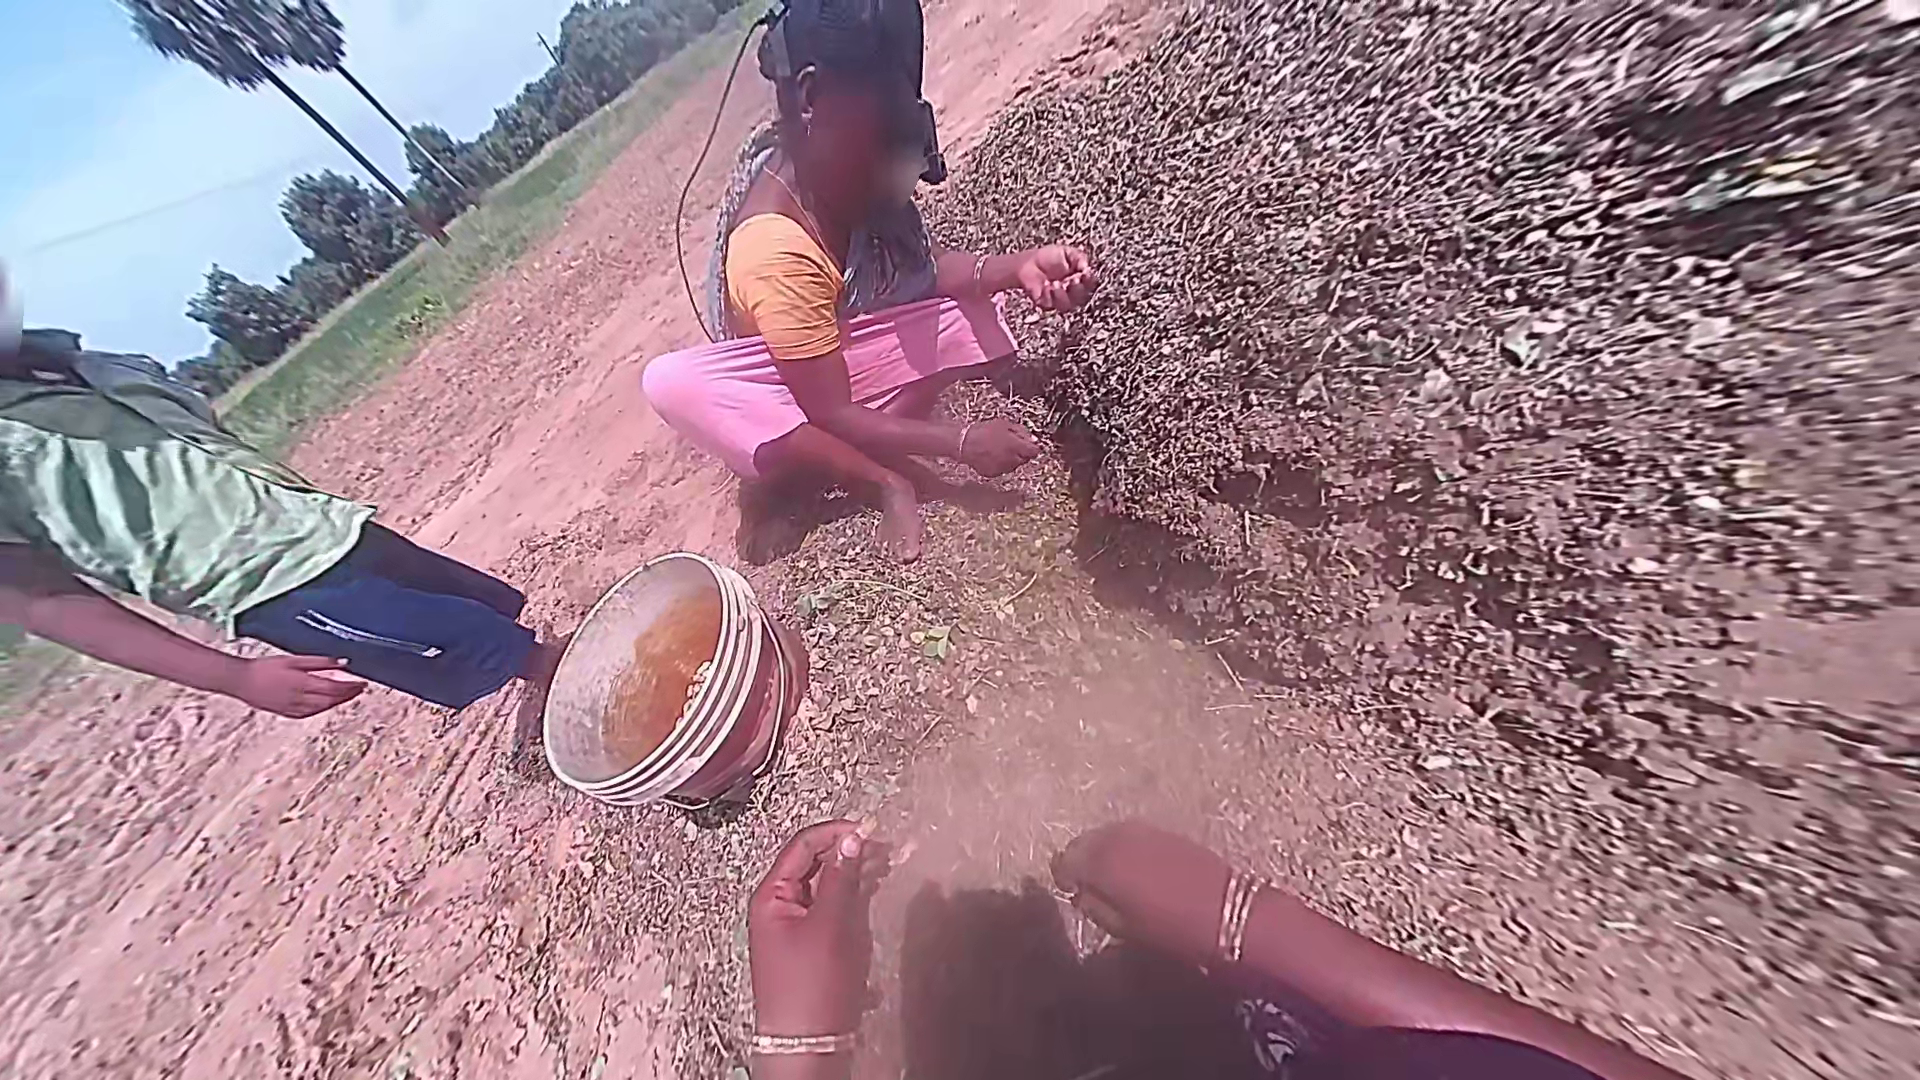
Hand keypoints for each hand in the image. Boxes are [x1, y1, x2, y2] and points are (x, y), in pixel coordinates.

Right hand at [229, 654, 366, 716]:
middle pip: (331, 700)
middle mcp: (298, 698)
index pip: (336, 688)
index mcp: (302, 683)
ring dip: (337, 702)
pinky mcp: (282, 712)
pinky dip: (322, 708)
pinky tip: (327, 703)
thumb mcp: (295, 659)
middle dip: (349, 695)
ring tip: (348, 694)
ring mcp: (289, 707)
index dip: (353, 687)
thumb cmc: (265, 667)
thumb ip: (321, 662)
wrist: (237, 680)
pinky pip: (308, 713)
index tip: (364, 683)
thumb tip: (344, 663)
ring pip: (321, 708)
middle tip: (360, 688)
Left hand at [749, 821, 892, 1036]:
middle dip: (849, 851)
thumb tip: (852, 838)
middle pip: (816, 861)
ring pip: (827, 881)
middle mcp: (780, 904)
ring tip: (883, 864)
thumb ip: (842, 876)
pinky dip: (853, 891)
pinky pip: (832, 903)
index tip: (868, 831)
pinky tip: (873, 886)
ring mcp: (796, 922)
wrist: (809, 1049)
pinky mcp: (812, 939)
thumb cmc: (813, 987)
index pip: (804, 845)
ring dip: (854, 870)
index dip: (836, 833)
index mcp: (772, 895)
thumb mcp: (831, 923)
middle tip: (882, 848)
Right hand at [956, 417, 1040, 477]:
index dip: (1033, 447)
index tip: (1030, 444)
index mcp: (1016, 446)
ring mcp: (1003, 469)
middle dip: (1021, 453)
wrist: (964, 443)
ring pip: (1014, 465)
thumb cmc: (983, 431)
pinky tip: (992, 456)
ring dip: (1011, 459)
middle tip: (1011, 445)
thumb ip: (1021, 433)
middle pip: (1025, 459)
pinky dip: (1000, 464)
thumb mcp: (1005, 425)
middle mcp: (1012, 460)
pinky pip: (1002, 469)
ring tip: (998, 449)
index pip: (1035, 451)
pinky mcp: (994, 474)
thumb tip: (1034, 440)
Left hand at [1015, 245, 1099, 311]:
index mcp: (1078, 279)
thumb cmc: (1048, 257)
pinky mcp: (1046, 304)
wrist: (1028, 262)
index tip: (1085, 274)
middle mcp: (1070, 292)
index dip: (1088, 281)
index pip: (1089, 284)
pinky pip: (1052, 304)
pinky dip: (1050, 295)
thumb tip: (1087, 268)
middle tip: (1072, 280)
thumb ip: (1079, 258)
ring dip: (1063, 294)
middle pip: (1081, 298)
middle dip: (1077, 289)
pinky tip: (1046, 286)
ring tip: (1056, 283)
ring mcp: (1058, 299)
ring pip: (1067, 305)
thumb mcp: (1067, 252)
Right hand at [1051, 821, 1234, 960]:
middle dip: (1079, 860)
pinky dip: (1119, 846)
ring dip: (1099, 851)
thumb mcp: (1125, 927)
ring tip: (1107, 874)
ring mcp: (1136, 828)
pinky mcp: (1156, 828)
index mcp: (1101, 861)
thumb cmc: (1173, 927)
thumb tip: (1079, 893)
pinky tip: (1129, 865)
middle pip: (1082, 842)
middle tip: (1084, 883)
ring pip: (1102, 834)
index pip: (1064, 859)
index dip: (1061, 875)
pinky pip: (1124, 833)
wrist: (1227, 908)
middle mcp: (1113, 837)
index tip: (1066, 890)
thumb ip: (1095, 906)